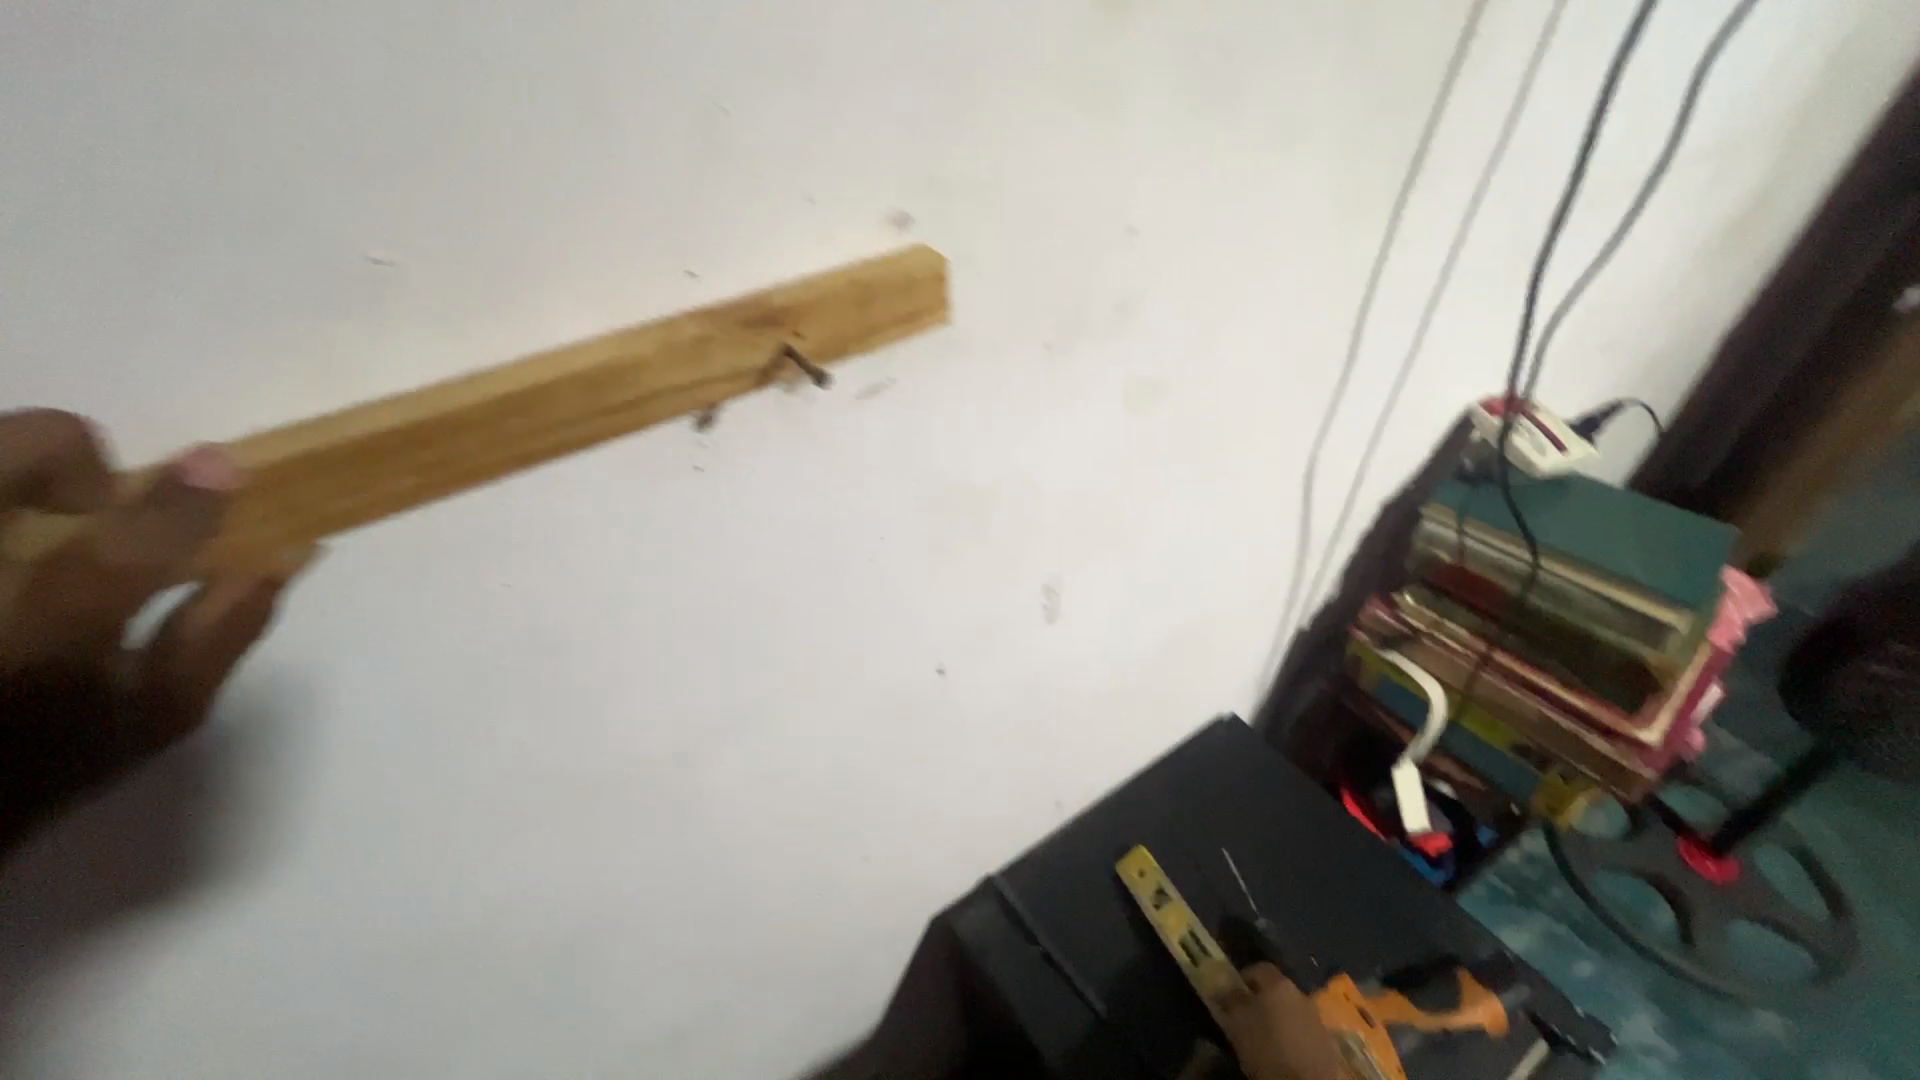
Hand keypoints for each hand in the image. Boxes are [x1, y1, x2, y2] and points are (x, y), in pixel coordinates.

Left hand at [0, 409, 305, 855]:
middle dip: (56, 454)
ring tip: (34, 520)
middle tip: (83, 501)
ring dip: (19, 472)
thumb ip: (223, 631)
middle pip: (3, 464)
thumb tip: (290, 552)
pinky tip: (15, 547)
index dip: (179, 502)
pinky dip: (7, 500)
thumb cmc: (46, 758)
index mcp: (46, 651)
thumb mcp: (156, 714)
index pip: (118, 559)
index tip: (217, 467)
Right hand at [1215, 962, 1348, 1079]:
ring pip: (1292, 1010)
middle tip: (1247, 1016)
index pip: (1259, 968)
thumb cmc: (1266, 1047)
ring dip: (1279, 1018)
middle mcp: (1301, 994)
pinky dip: (1294, 1035)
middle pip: (1277, 989)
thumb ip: (1228, 998)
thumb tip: (1219, 980)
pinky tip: (1284, 1050)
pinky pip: (1304, 1030)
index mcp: (1279, 984)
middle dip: (1262, 999)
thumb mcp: (1237, 1022)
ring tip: (1265, 1036)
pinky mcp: (1327, 1042)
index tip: (1231, 994)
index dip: (1243, 978)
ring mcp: (1317, 1018)